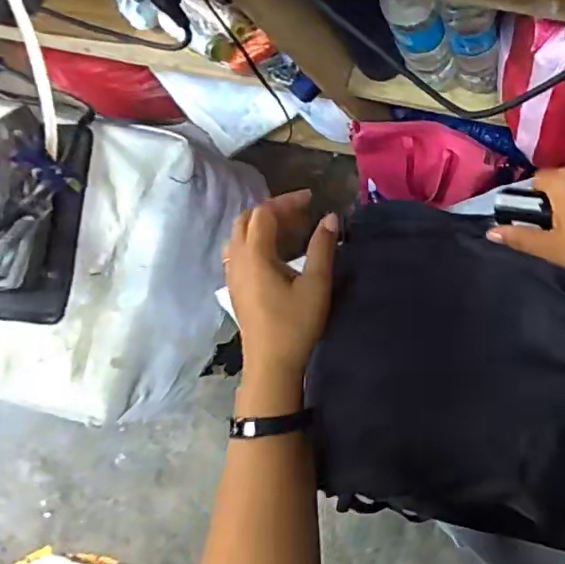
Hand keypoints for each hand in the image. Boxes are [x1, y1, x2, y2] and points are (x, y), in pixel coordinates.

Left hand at [224, 190, 338, 380]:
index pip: (264, 213)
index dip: (286, 201)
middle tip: (301, 211)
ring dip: (262, 224)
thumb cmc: (295, 325)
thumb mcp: (316, 285)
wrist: (272, 364)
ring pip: (239, 235)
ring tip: (290, 227)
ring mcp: (233, 274)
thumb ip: (322, 247)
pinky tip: (276, 252)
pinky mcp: (236, 287)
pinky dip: (256, 240)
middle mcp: (238, 260)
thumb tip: (330, 218)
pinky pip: (239, 251)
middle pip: (246, 220)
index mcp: (255, 256)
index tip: (312, 198)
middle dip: (272, 209)